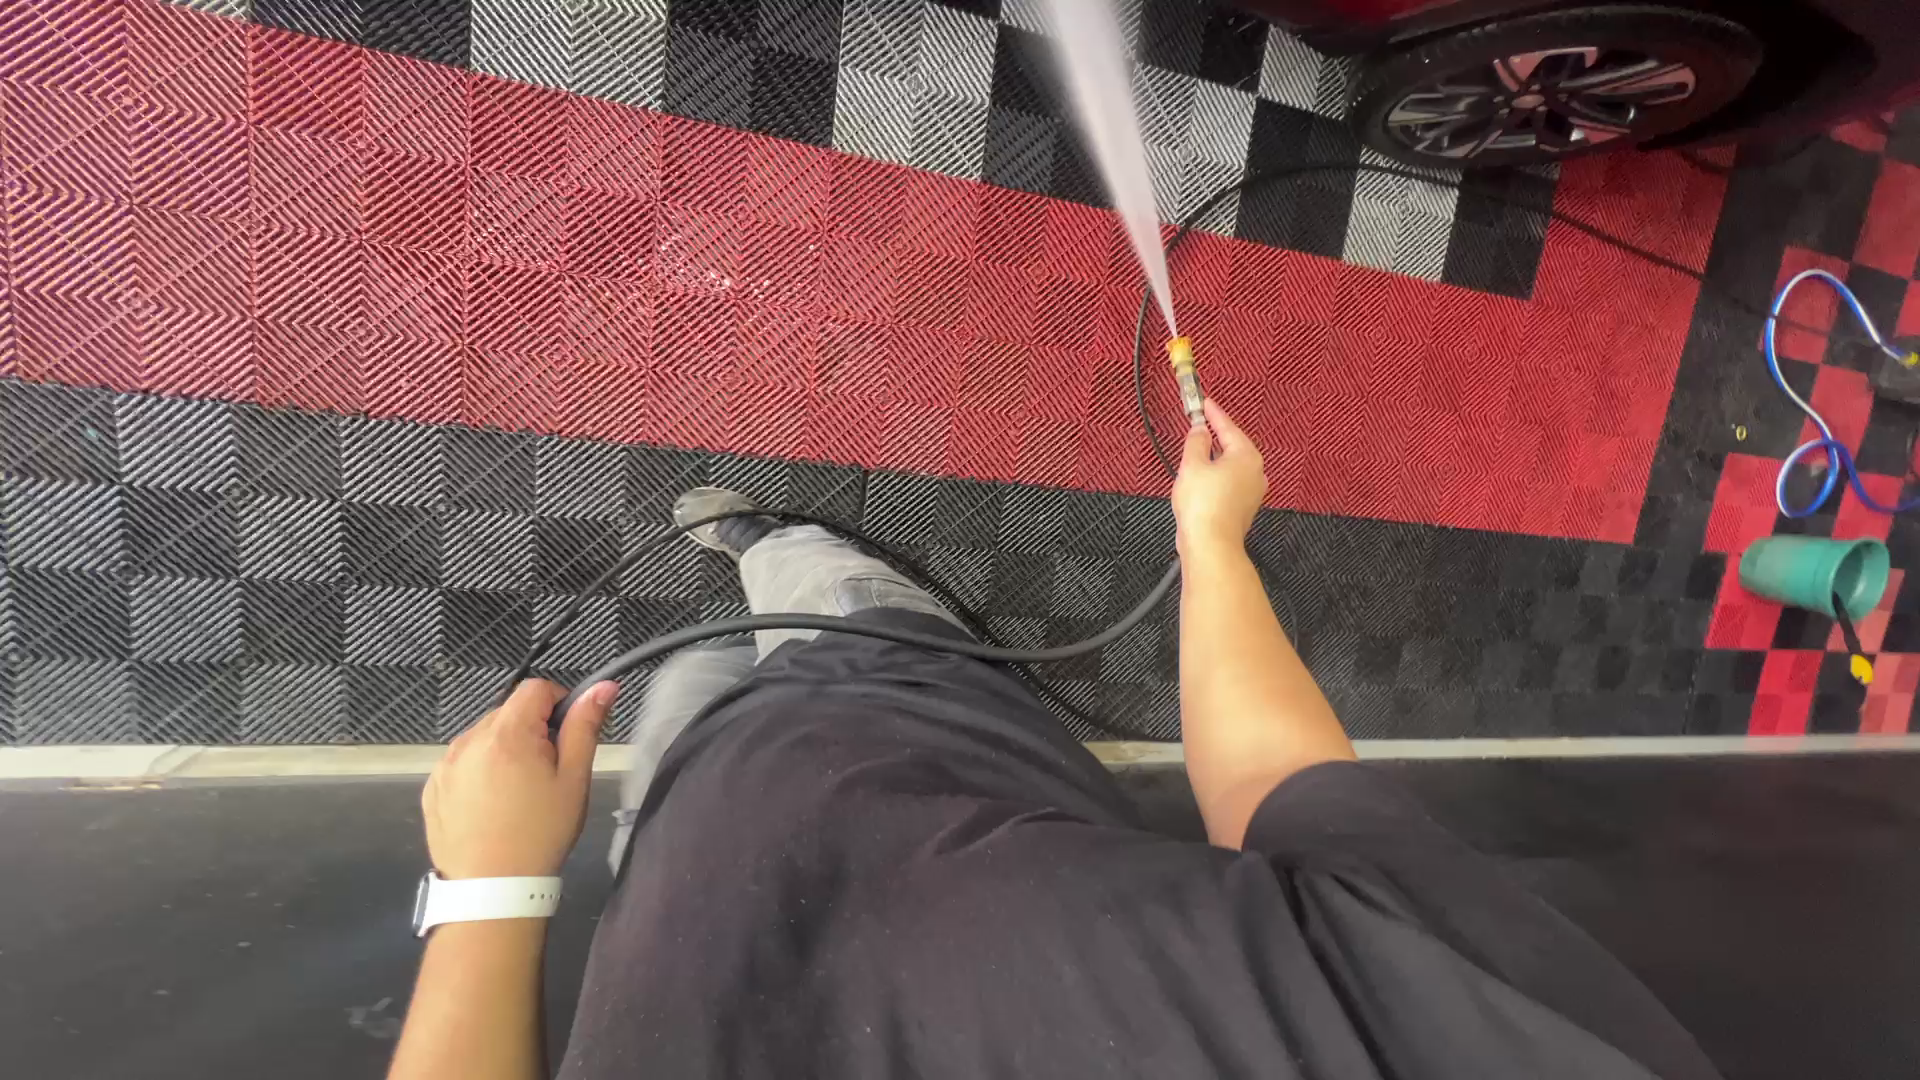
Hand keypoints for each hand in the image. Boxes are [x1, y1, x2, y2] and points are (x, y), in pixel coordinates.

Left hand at [422, 679, 617, 879]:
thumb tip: (604, 686)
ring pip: (486, 734)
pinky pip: (464, 759)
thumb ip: (585, 725)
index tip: (567, 738)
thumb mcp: (574, 777)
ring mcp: (445, 765)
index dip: (559, 703)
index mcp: (507, 735)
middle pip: (510, 710)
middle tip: (548, 769)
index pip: (535, 688)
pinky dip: (482, 767)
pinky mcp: (432, 787)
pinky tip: (494, 801)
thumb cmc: (542, 830)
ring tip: (520, 788)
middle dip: (533, 728)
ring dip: (507, 746)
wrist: (491, 890)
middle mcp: (468, 741)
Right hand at [1172, 399, 1266, 553]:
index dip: (1214, 414)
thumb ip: (1196, 442)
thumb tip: (1200, 431)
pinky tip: (1200, 483)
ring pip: (1230, 467)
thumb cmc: (1204, 506)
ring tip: (1195, 457)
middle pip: (1232, 447)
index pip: (1228, 427)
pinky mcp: (1242, 508)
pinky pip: (1228, 485)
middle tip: (1200, 426)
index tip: (1206, 403)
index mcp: (1246, 456)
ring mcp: (1251, 492)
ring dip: (1213, 460)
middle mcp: (1254, 472)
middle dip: (1214, 438)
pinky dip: (1214, 479)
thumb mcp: (1192, 464)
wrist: (1210, 543)